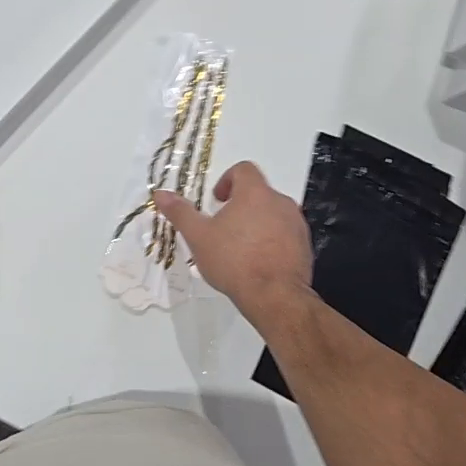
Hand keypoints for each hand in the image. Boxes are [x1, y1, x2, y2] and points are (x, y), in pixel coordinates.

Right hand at [155, 161, 312, 316]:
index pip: (244, 170)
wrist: (274, 296)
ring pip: (273, 214)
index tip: (217, 201)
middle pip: (259, 193)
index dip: (227, 180)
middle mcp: (280, 202)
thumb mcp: (198, 237)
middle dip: (240, 205)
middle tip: (223, 227)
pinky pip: (285, 234)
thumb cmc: (233, 261)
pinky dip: (271, 240)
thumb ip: (180, 212)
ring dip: (257, 222)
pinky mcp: (305, 245)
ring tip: (240, 248)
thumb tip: (160, 193)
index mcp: (255, 193)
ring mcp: (296, 224)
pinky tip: (257, 262)